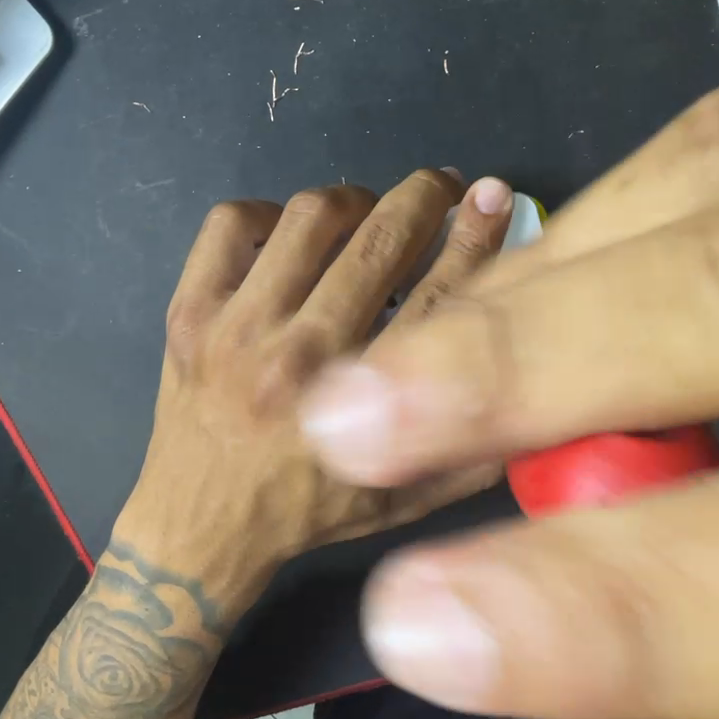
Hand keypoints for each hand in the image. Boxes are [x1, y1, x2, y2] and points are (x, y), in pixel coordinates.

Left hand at [116, 169, 513, 605]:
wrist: (203, 530)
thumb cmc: (311, 514)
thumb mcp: (407, 501)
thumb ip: (472, 451)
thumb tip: (528, 378)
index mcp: (364, 404)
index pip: (439, 295)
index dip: (477, 236)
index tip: (490, 200)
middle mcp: (300, 356)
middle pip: (379, 241)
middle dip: (424, 196)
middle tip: (440, 188)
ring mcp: (236, 328)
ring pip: (308, 219)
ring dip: (354, 201)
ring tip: (367, 213)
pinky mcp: (190, 313)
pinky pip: (229, 226)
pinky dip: (267, 213)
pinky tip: (286, 235)